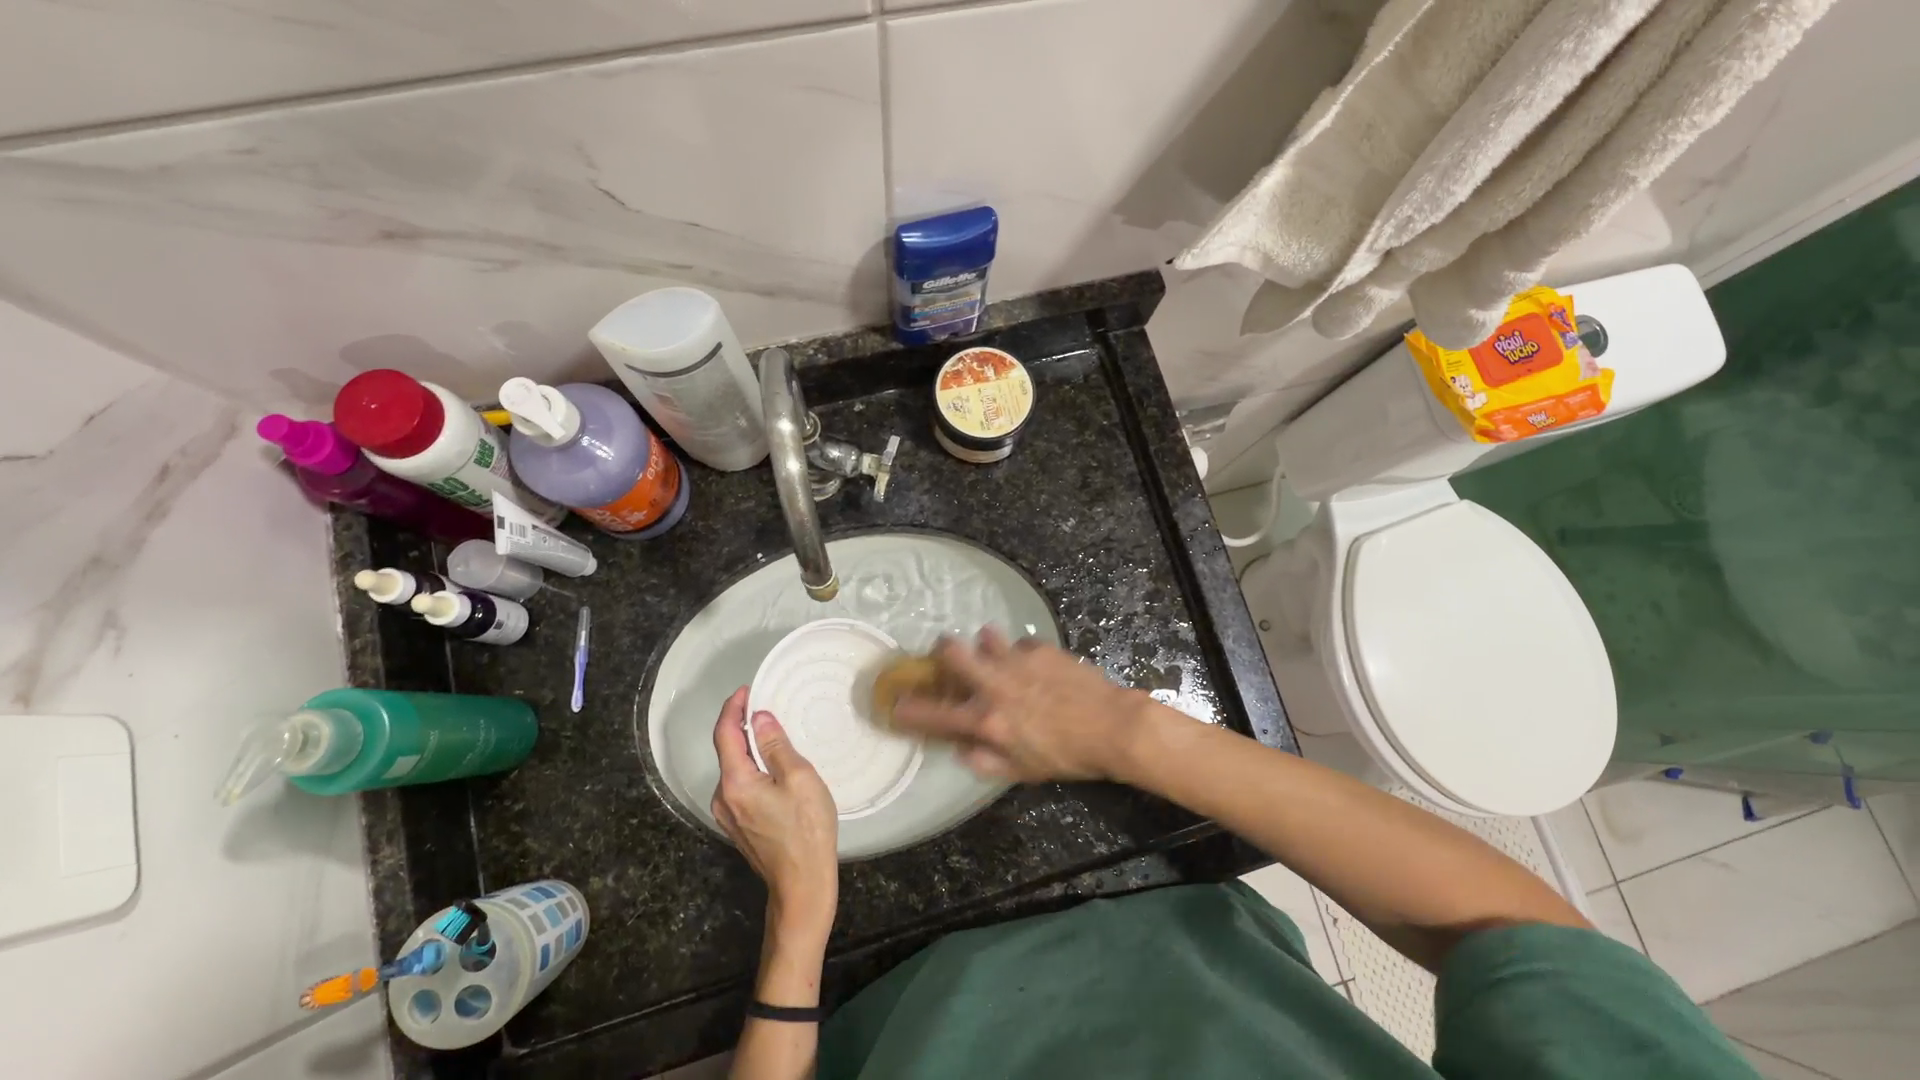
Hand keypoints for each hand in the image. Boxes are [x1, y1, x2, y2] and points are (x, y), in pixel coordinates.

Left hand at [711, 688, 838, 937]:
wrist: (802, 885)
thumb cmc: (806, 829)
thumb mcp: (799, 779)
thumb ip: (776, 746)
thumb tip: (759, 718)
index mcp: (735, 782)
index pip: (724, 734)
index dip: (733, 708)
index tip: (747, 690)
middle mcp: (723, 797)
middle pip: (727, 752)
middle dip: (741, 726)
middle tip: (763, 706)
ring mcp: (729, 815)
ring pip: (734, 771)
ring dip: (748, 749)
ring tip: (771, 733)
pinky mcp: (740, 827)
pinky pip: (741, 787)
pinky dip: (752, 769)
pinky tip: (771, 768)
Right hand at [890, 628, 1153, 782]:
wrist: (1113, 726)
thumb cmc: (1067, 756)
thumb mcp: (1023, 772)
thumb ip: (986, 762)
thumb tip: (961, 750)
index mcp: (986, 721)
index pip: (935, 714)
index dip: (909, 709)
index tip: (895, 704)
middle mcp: (995, 685)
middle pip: (952, 653)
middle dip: (942, 651)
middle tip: (947, 655)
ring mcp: (1017, 661)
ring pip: (985, 638)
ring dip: (985, 647)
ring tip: (995, 656)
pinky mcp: (1041, 648)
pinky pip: (1019, 643)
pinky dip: (1019, 652)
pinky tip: (1033, 665)